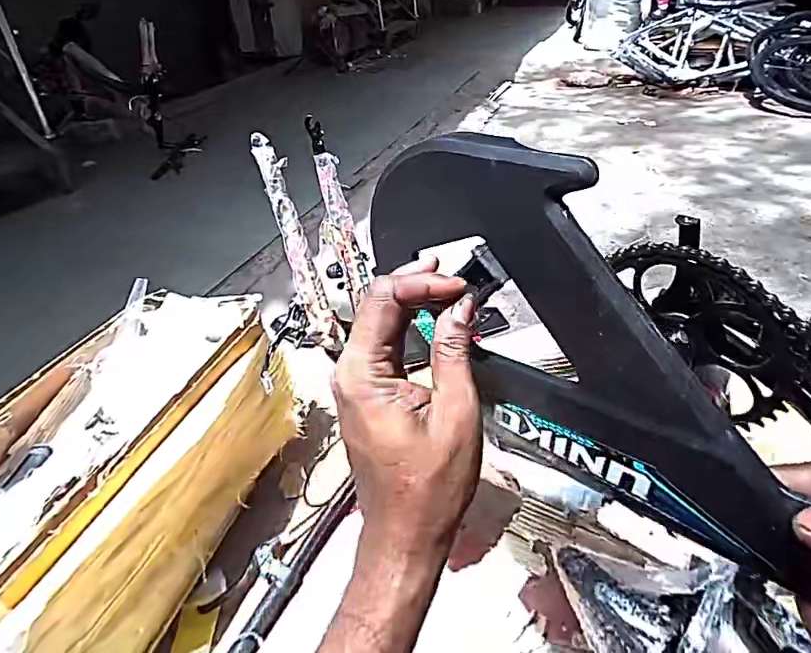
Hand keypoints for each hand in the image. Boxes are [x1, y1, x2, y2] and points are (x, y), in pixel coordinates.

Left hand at [320, 258, 477, 652]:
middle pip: (377, 303)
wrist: (407, 534)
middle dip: (416, 283)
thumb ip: (454, 350)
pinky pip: (387, 341)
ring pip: (381, 319)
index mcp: (362, 375)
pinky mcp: (368, 390)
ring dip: (414, 299)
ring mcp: (356, 382)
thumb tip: (460, 307)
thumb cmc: (424, 491)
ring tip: (447, 289)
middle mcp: (350, 374)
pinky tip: (434, 317)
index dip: (422, 282)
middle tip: (451, 276)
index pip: (383, 299)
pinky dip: (412, 323)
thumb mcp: (455, 412)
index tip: (455, 284)